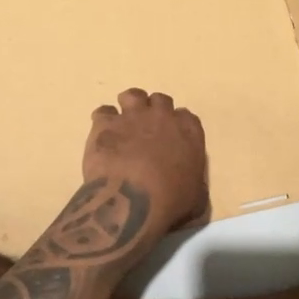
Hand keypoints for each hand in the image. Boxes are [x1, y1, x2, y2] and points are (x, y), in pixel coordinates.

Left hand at [83, 89, 209, 235]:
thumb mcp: (196, 196)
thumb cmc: (171, 202)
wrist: (132, 202)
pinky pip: (103, 112)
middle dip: (153, 112)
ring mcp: (133, 116)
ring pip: (132, 95)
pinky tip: (102, 136)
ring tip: (123, 124)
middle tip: (146, 130)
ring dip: (129, 106)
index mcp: (188, 131)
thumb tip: (190, 184)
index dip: (176, 126)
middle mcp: (162, 116)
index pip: (185, 116)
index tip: (170, 138)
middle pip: (160, 100)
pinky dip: (103, 122)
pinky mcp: (106, 124)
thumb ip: (194, 181)